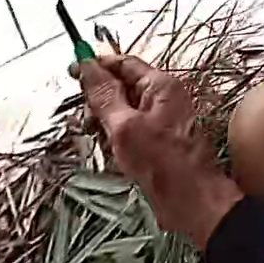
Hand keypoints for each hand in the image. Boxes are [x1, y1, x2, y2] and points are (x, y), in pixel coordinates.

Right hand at [79, 54, 243, 245]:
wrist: (191, 198)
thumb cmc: (162, 162)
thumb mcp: (124, 126)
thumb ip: (104, 96)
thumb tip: (88, 66)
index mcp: (161, 85)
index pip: (125, 64)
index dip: (97, 65)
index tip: (72, 72)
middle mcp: (164, 97)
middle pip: (123, 86)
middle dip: (100, 100)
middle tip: (88, 122)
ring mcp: (162, 117)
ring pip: (123, 109)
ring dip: (106, 122)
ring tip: (102, 141)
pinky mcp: (158, 138)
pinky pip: (130, 128)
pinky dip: (116, 136)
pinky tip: (113, 153)